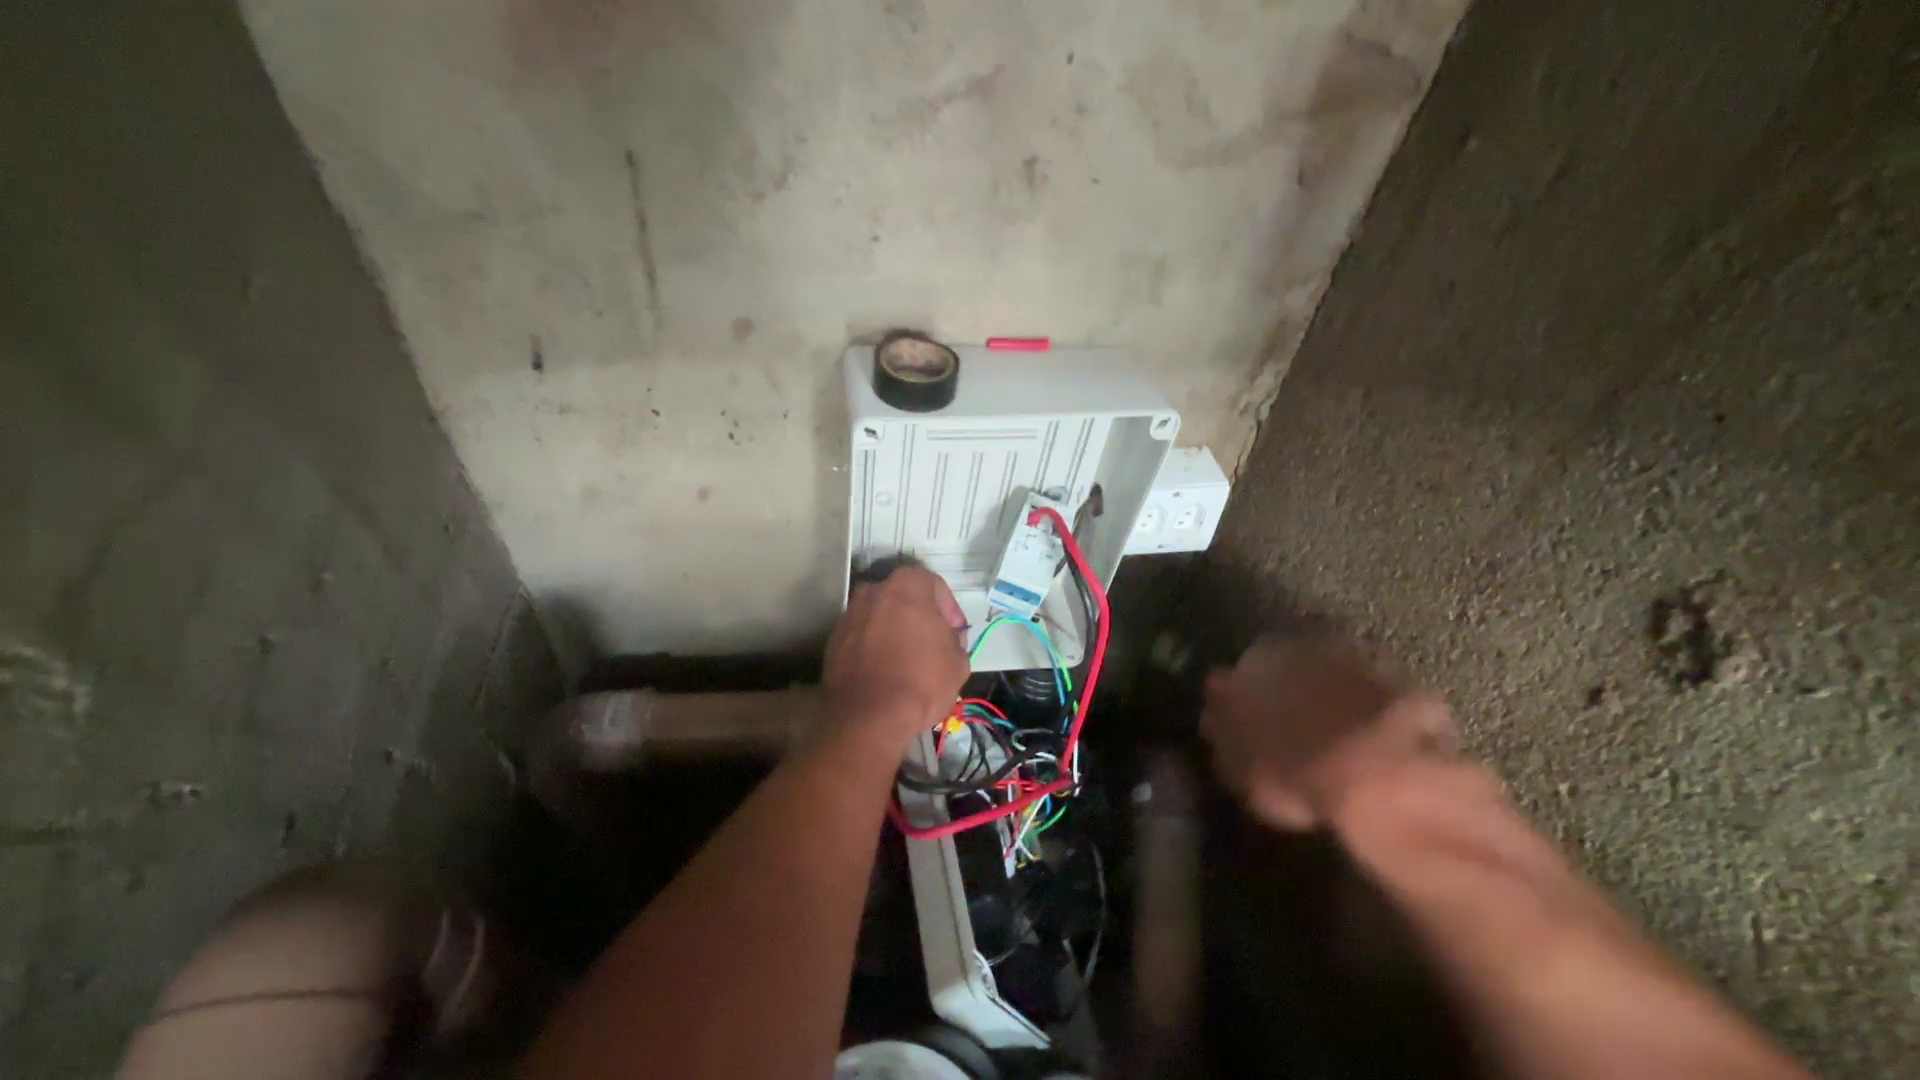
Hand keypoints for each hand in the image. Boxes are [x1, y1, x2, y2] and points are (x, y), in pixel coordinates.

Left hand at [823, 566, 968, 748]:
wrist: (868, 717)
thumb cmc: (921, 682)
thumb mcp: (958, 663)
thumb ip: (955, 640)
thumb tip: (946, 639)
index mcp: (907, 586)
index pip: (936, 586)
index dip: (950, 611)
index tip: (955, 635)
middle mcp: (873, 591)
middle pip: (904, 599)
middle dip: (919, 618)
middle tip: (932, 645)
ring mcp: (849, 615)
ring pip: (880, 617)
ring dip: (894, 632)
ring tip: (907, 662)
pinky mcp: (833, 640)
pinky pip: (861, 637)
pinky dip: (873, 648)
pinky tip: (884, 673)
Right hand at [1200, 635, 1456, 830]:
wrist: (1382, 779)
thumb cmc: (1290, 768)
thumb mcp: (1234, 758)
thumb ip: (1222, 720)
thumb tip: (1215, 687)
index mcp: (1263, 656)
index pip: (1248, 668)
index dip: (1250, 698)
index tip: (1254, 727)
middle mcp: (1315, 646)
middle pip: (1299, 668)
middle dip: (1298, 694)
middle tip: (1298, 734)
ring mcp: (1369, 664)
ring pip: (1343, 680)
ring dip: (1340, 703)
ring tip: (1340, 746)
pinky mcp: (1415, 691)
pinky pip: (1386, 706)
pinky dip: (1381, 723)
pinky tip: (1380, 754)